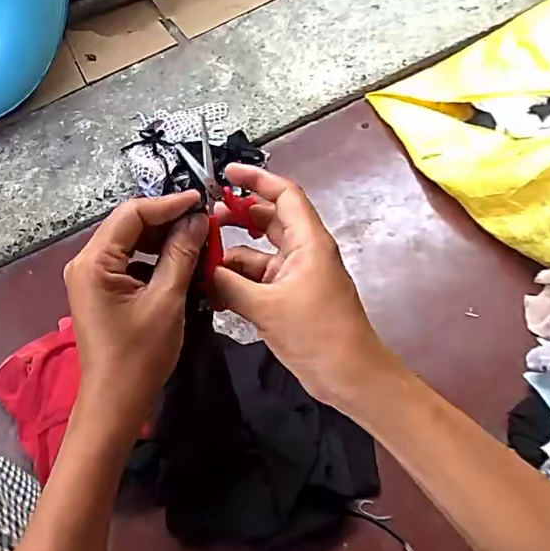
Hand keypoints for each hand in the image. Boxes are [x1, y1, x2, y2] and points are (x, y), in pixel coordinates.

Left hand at [65, 191, 205, 446]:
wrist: (115, 404)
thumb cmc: (139, 355)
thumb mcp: (166, 300)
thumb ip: (181, 253)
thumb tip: (197, 219)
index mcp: (94, 261)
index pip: (132, 213)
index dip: (168, 203)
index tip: (201, 200)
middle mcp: (86, 262)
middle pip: (129, 224)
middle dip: (167, 220)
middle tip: (204, 220)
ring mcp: (91, 277)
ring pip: (131, 241)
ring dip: (164, 238)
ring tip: (198, 239)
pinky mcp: (102, 290)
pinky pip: (130, 261)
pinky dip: (155, 257)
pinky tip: (180, 262)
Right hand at [207, 165, 403, 408]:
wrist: (349, 376)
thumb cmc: (318, 334)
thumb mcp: (267, 307)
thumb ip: (229, 284)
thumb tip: (200, 269)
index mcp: (308, 241)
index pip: (284, 194)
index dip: (256, 179)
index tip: (227, 173)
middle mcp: (302, 251)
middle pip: (268, 219)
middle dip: (237, 216)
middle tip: (205, 219)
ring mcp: (295, 275)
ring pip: (258, 252)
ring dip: (232, 255)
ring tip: (200, 260)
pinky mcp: (288, 297)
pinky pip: (257, 278)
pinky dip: (237, 281)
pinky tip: (212, 289)